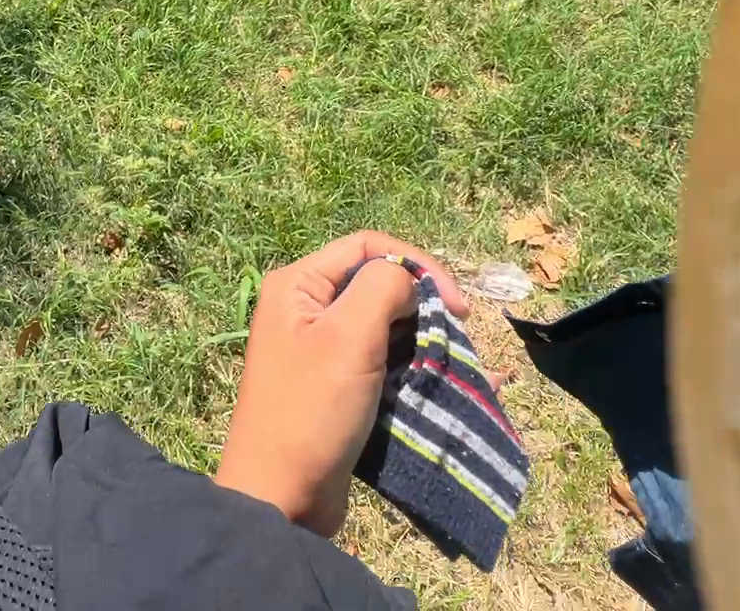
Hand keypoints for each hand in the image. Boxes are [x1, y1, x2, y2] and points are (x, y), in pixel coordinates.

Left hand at [214, 231, 466, 536]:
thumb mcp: (348, 337)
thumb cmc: (311, 409)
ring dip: (420, 337)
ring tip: (455, 363)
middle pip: (375, 281)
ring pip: (382, 321)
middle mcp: (304, 305)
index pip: (367, 246)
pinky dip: (410, 364)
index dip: (416, 265)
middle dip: (421, 303)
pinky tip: (439, 381)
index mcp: (297, 283)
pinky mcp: (334, 380)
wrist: (281, 494)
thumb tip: (407, 279)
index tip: (457, 307)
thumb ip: (381, 289)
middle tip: (458, 335)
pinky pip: (379, 356)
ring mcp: (318, 344)